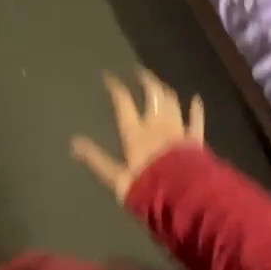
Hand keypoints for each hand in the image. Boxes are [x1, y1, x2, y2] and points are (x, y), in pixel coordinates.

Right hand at [71, 70, 203, 201]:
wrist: (183, 197)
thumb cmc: (146, 188)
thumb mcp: (115, 178)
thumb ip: (96, 159)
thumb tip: (74, 143)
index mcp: (135, 132)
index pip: (124, 102)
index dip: (116, 87)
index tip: (109, 76)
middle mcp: (156, 124)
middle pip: (152, 95)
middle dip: (146, 80)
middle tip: (140, 72)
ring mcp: (178, 129)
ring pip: (172, 102)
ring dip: (165, 91)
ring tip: (160, 84)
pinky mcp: (195, 140)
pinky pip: (196, 119)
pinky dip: (196, 108)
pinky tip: (196, 99)